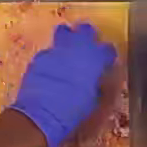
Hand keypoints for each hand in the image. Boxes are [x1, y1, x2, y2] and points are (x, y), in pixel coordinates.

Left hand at [9, 23, 115, 146]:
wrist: (40, 115)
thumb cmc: (73, 111)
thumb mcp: (94, 102)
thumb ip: (100, 85)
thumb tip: (101, 79)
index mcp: (94, 59)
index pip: (107, 49)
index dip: (107, 56)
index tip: (106, 62)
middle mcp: (75, 49)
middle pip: (85, 30)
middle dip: (87, 36)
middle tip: (87, 47)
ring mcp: (55, 50)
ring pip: (64, 32)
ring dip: (67, 38)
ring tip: (67, 50)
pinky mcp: (39, 57)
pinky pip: (49, 51)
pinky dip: (53, 55)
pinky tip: (51, 67)